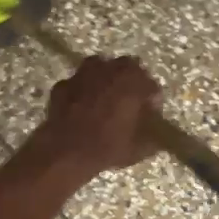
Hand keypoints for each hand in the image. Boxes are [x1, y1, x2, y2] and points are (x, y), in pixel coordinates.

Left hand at [31, 56, 161, 175]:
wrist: (65, 152)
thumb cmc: (108, 148)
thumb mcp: (139, 149)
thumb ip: (152, 137)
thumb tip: (156, 137)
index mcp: (133, 82)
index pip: (150, 85)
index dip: (152, 99)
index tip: (150, 113)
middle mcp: (108, 70)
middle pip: (127, 67)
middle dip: (131, 81)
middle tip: (130, 101)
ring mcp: (82, 74)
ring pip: (99, 66)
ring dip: (105, 77)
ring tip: (106, 97)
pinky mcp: (62, 85)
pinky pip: (78, 83)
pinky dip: (82, 90)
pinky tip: (81, 105)